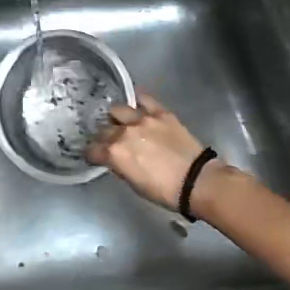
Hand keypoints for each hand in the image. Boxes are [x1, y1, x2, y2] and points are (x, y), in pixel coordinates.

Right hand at [85, 93, 214, 209]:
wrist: (196, 181)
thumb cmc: (164, 191)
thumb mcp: (135, 185)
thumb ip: (120, 167)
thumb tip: (115, 160)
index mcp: (115, 153)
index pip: (92, 150)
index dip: (92, 154)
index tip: (95, 157)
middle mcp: (124, 132)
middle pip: (103, 129)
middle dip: (104, 137)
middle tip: (110, 142)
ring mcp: (142, 119)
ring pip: (118, 109)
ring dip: (117, 118)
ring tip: (123, 123)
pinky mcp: (160, 112)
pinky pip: (144, 98)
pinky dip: (138, 102)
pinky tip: (138, 106)